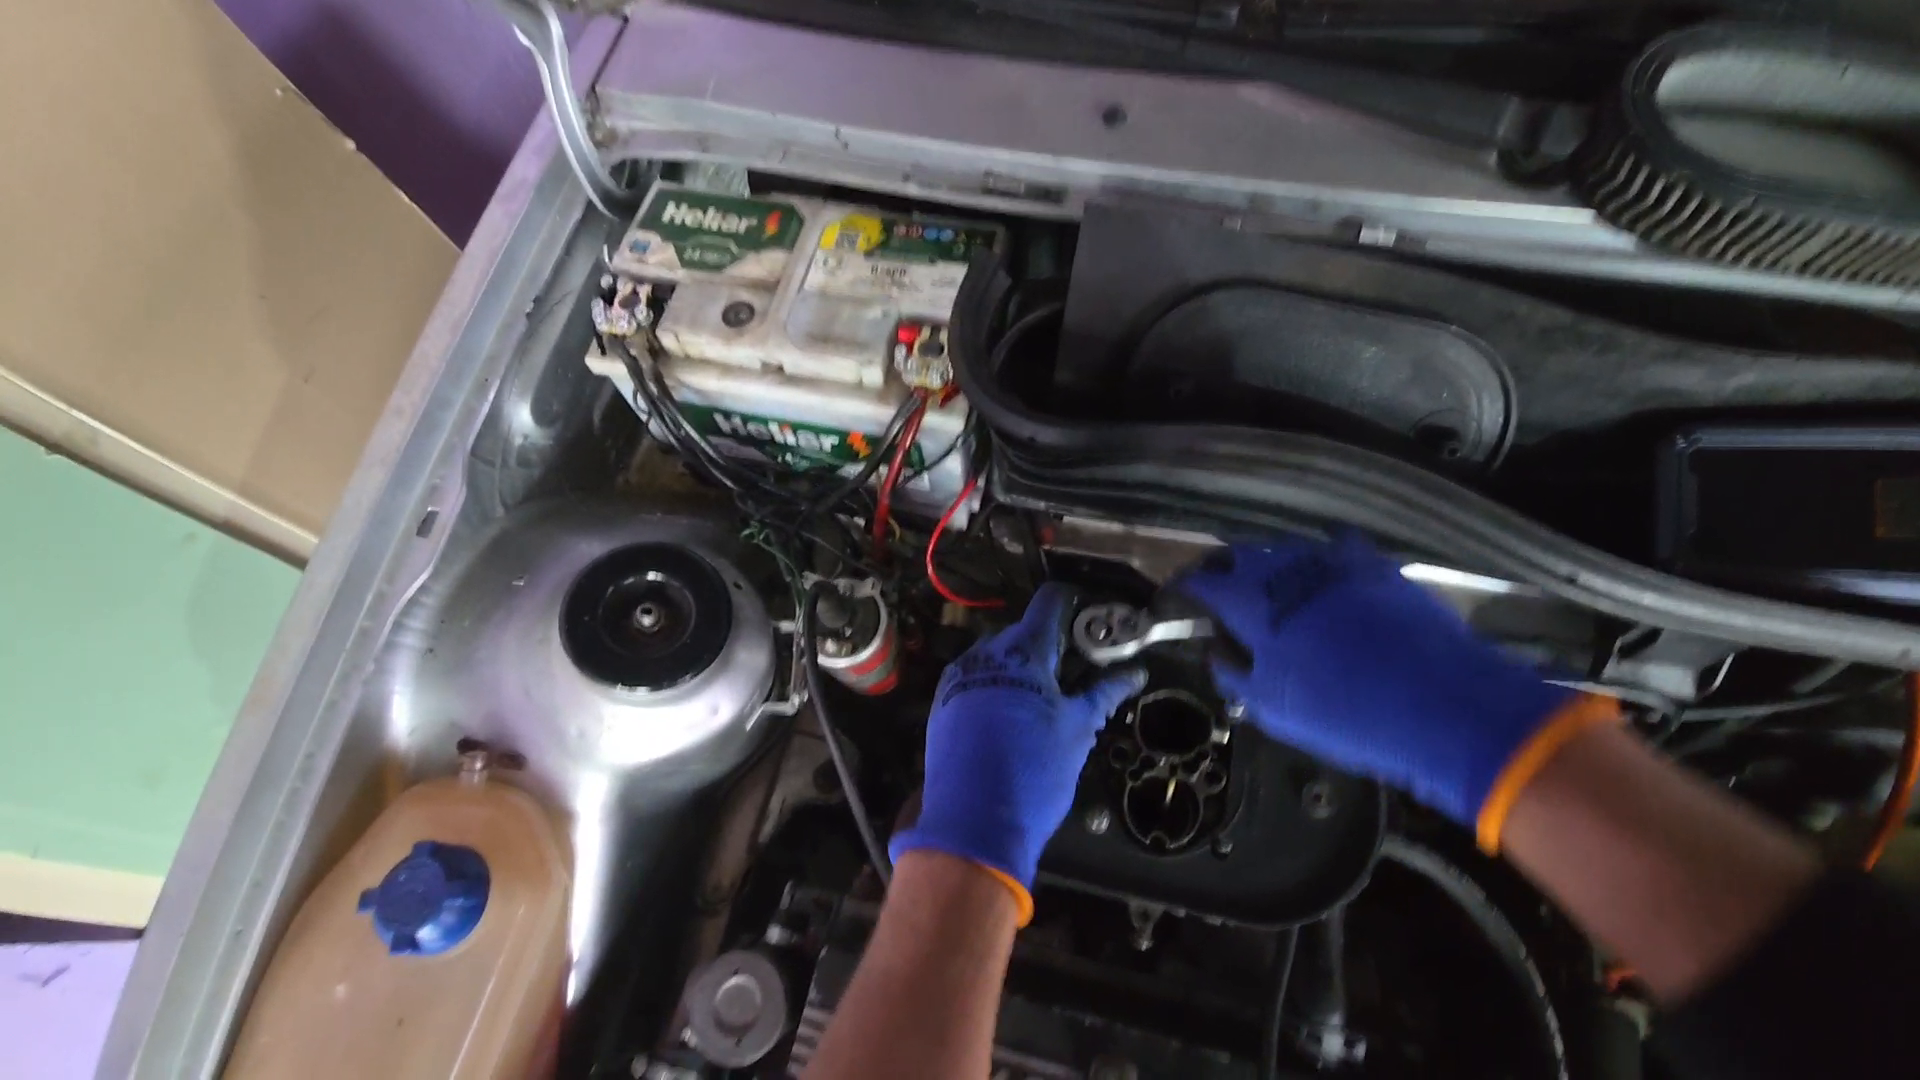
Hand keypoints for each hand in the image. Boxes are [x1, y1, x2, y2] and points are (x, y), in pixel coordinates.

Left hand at [890, 583, 1145, 919]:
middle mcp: (985, 651)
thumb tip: (1136, 671)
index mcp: (1022, 649)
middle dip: (1051, 647)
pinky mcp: (942, 701)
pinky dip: (996, 686)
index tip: (1092, 627)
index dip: (1075, 606)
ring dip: (1021, 668)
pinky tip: (1010, 719)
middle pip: (1024, 631)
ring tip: (1043, 704)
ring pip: (998, 656)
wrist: (972, 823)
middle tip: (1075, 678)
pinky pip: (976, 678)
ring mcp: (958, 675)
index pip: (1050, 601)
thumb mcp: (1078, 730)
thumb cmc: (1035, 771)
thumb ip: (1104, 692)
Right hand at [1176, 535, 1614, 848]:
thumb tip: (1218, 653)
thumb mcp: (1273, 709)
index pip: (1201, 580)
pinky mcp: (1375, 565)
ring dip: (1268, 567)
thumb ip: (1235, 674)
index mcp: (1252, 601)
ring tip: (1269, 592)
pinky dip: (1316, 565)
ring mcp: (1334, 560)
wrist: (1445, 705)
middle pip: (1240, 555)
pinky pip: (1333, 551)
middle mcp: (1287, 567)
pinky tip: (1323, 585)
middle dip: (1222, 572)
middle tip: (1219, 596)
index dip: (1183, 589)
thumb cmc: (1345, 713)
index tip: (1176, 599)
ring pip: (1284, 550)